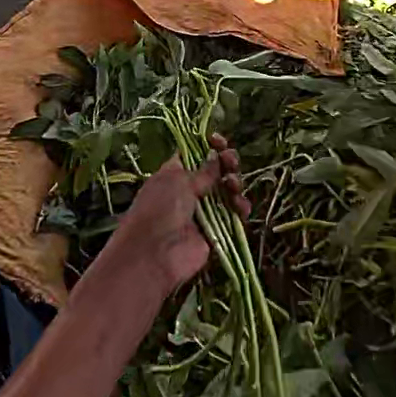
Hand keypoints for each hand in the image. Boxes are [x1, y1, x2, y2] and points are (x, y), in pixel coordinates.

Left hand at [94, 136, 247, 297]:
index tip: (219, 140)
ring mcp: (204, 210)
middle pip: (216, 170)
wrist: (155, 255)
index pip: (196, 153)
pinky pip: (234, 214)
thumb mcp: (179, 182)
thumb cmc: (160, 209)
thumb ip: (204, 170)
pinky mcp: (216, 230)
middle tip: (231, 161)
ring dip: (234, 184)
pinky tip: (240, 207)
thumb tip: (217, 155)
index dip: (209, 145)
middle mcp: (190, 189)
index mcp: (176, 172)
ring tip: (232, 186)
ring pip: (227, 190)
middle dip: (227, 162)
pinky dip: (240, 208)